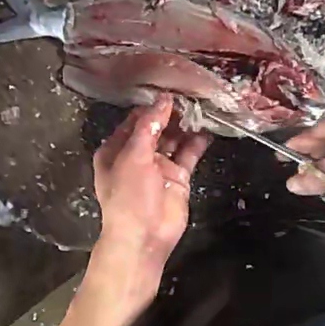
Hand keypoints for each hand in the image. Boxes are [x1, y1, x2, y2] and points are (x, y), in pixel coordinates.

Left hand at [93, 96, 210, 270]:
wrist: (144, 236)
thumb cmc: (129, 195)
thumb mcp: (133, 156)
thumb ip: (148, 126)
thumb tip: (164, 100)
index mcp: (117, 149)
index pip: (135, 120)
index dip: (152, 106)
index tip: (171, 89)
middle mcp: (138, 156)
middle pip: (156, 128)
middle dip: (172, 114)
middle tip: (191, 95)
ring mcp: (159, 167)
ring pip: (174, 140)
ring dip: (185, 126)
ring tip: (202, 108)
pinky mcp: (178, 178)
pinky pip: (188, 156)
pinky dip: (197, 143)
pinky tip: (207, 130)